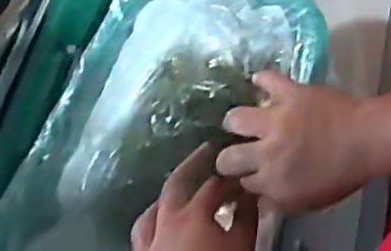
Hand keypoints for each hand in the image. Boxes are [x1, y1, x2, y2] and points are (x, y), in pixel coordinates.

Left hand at [132, 144, 257, 250]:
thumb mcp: (242, 246)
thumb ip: (247, 216)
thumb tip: (250, 194)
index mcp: (192, 214)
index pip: (214, 184)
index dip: (231, 178)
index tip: (243, 177)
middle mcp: (165, 223)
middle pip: (175, 184)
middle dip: (193, 163)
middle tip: (207, 149)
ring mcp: (148, 246)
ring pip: (149, 213)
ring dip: (165, 197)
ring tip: (178, 191)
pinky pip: (140, 238)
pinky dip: (151, 224)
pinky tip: (160, 226)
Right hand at [217, 70, 369, 211]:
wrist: (364, 139)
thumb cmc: (339, 174)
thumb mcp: (306, 201)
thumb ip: (278, 201)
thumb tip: (260, 199)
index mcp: (272, 182)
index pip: (243, 182)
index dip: (244, 177)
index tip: (247, 172)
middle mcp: (268, 152)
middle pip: (229, 156)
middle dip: (227, 156)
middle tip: (234, 150)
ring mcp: (277, 119)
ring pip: (237, 118)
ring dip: (235, 120)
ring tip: (238, 119)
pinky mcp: (290, 92)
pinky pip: (268, 79)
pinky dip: (261, 79)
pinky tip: (257, 81)